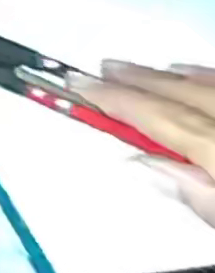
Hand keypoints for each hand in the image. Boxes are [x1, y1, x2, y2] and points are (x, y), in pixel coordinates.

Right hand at [76, 61, 214, 224]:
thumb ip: (205, 204)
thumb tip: (142, 164)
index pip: (173, 124)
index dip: (118, 102)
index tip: (71, 84)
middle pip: (201, 103)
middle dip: (148, 83)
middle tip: (97, 68)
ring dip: (184, 80)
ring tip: (148, 70)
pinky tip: (201, 77)